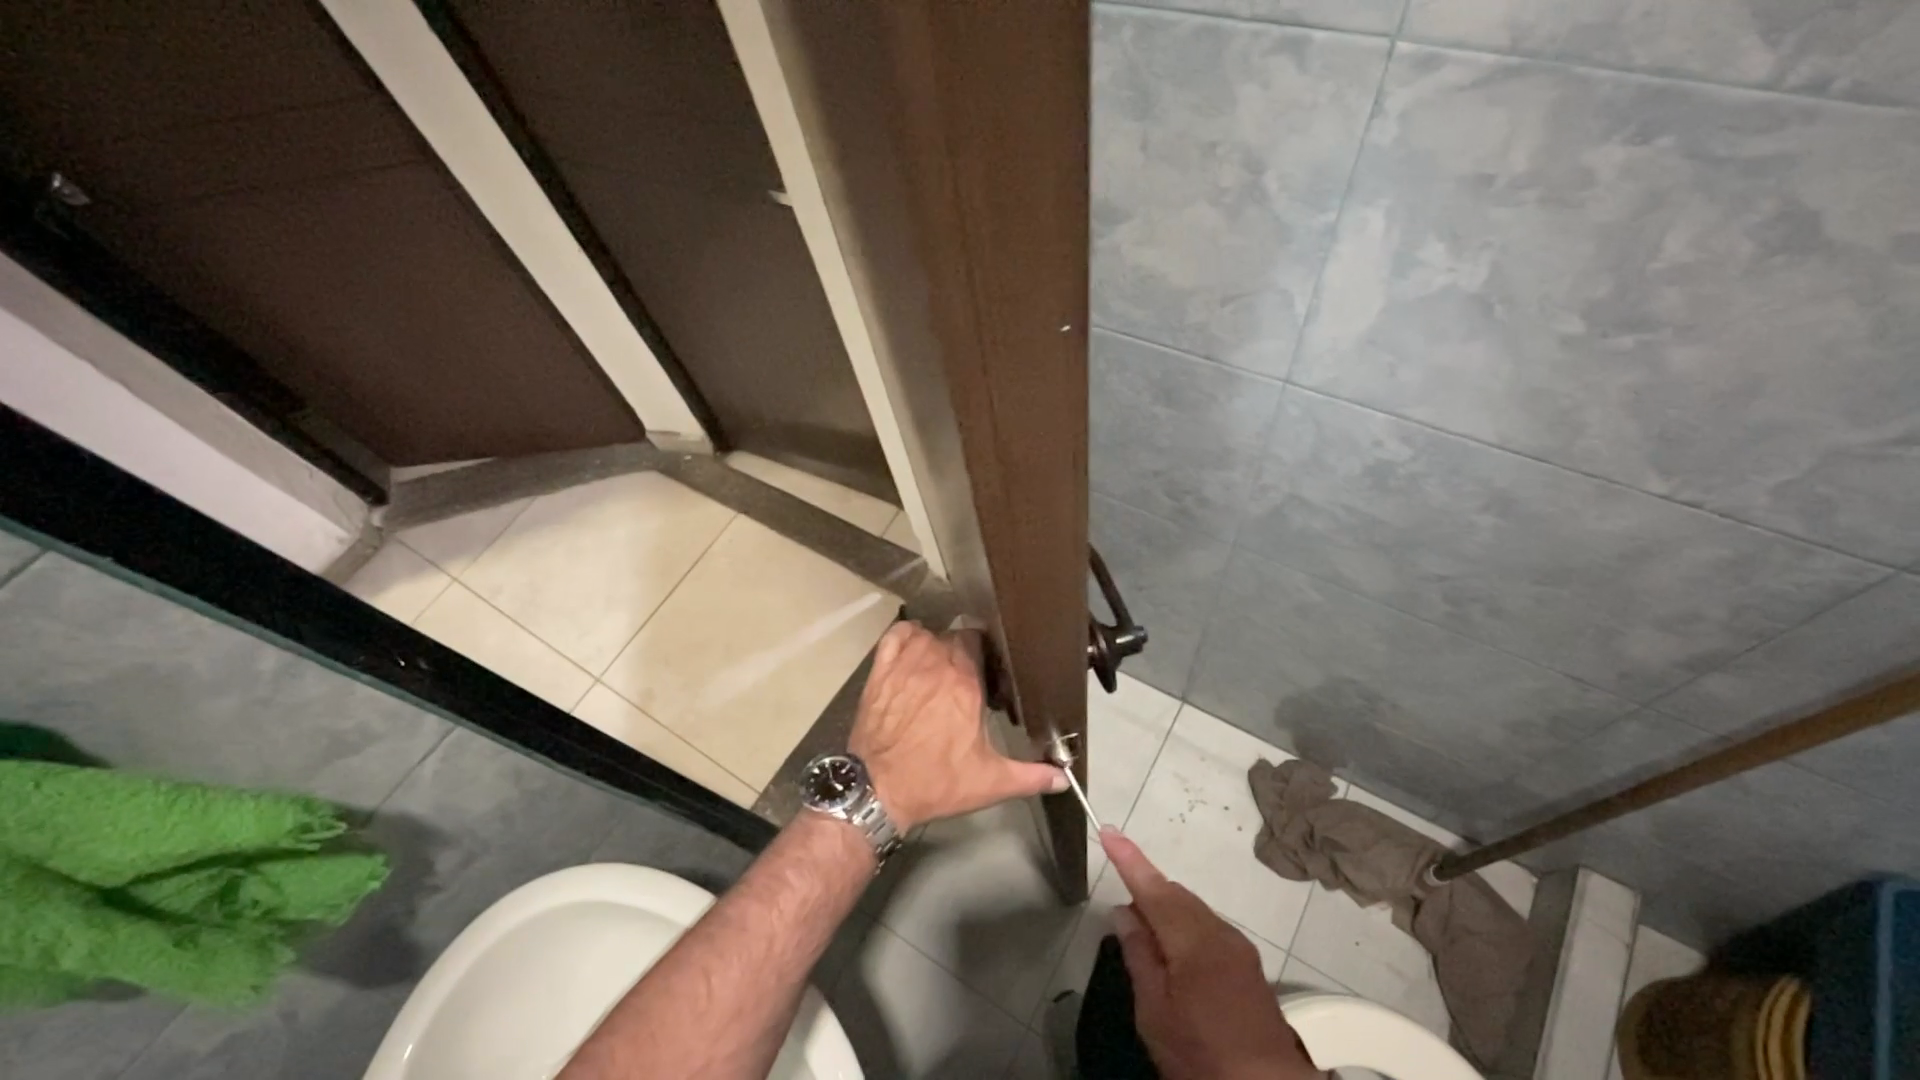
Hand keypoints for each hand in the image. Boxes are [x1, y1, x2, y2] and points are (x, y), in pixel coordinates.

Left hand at [850, 621, 1066, 830]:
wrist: (879, 790)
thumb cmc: (937, 782)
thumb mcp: (990, 782)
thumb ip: (1031, 776)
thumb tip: (1064, 779)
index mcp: (966, 683)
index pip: (979, 643)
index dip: (985, 653)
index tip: (988, 670)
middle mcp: (936, 664)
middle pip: (954, 638)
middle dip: (962, 652)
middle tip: (965, 674)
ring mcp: (904, 665)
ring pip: (926, 636)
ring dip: (935, 645)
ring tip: (939, 665)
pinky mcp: (880, 671)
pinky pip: (895, 637)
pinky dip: (905, 637)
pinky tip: (911, 649)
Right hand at [1101, 827, 1319, 1079]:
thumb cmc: (1201, 1053)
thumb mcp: (1155, 1012)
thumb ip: (1139, 955)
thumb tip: (1126, 912)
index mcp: (1193, 940)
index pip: (1153, 888)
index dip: (1128, 858)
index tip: (1108, 830)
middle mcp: (1220, 933)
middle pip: (1176, 895)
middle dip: (1146, 888)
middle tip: (1119, 907)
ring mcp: (1239, 948)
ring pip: (1193, 910)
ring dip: (1165, 909)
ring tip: (1141, 933)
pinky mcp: (1248, 966)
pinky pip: (1208, 928)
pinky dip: (1184, 926)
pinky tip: (1173, 953)